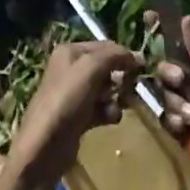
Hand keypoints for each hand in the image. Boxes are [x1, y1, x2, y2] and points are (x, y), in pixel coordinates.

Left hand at [7, 40, 138, 181]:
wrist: (46, 143)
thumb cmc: (67, 98)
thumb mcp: (91, 68)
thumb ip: (114, 56)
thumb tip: (139, 55)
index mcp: (70, 52)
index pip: (105, 46)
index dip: (124, 55)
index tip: (142, 68)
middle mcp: (71, 69)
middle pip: (107, 69)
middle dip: (119, 80)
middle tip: (127, 91)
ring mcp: (74, 93)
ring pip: (106, 90)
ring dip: (115, 98)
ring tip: (113, 108)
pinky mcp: (78, 115)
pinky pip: (101, 108)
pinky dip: (108, 113)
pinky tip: (109, 119)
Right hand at [148, 13, 189, 189]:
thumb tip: (186, 17)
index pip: (186, 48)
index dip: (167, 35)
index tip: (148, 19)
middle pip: (171, 72)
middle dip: (170, 76)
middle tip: (177, 81)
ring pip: (168, 96)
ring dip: (176, 105)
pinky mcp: (189, 134)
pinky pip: (169, 120)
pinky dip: (174, 123)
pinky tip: (185, 129)